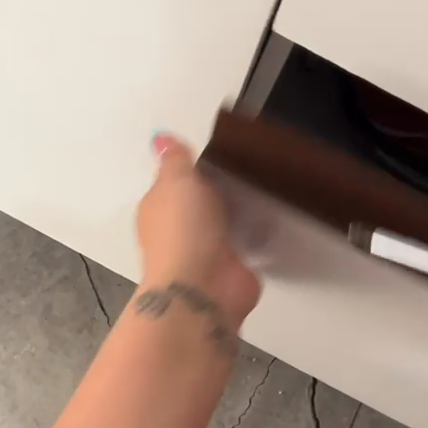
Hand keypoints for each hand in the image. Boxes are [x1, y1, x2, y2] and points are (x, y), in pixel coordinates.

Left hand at [134, 134, 260, 328]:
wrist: (202, 288)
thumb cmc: (182, 230)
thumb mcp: (175, 182)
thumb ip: (175, 160)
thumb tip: (159, 138)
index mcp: (157, 211)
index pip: (172, 185)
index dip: (191, 171)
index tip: (219, 153)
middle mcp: (178, 234)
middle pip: (198, 207)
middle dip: (217, 194)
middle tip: (249, 167)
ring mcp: (204, 255)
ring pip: (221, 228)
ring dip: (236, 216)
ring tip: (265, 191)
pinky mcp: (229, 272)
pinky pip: (244, 248)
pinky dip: (254, 239)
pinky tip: (271, 224)